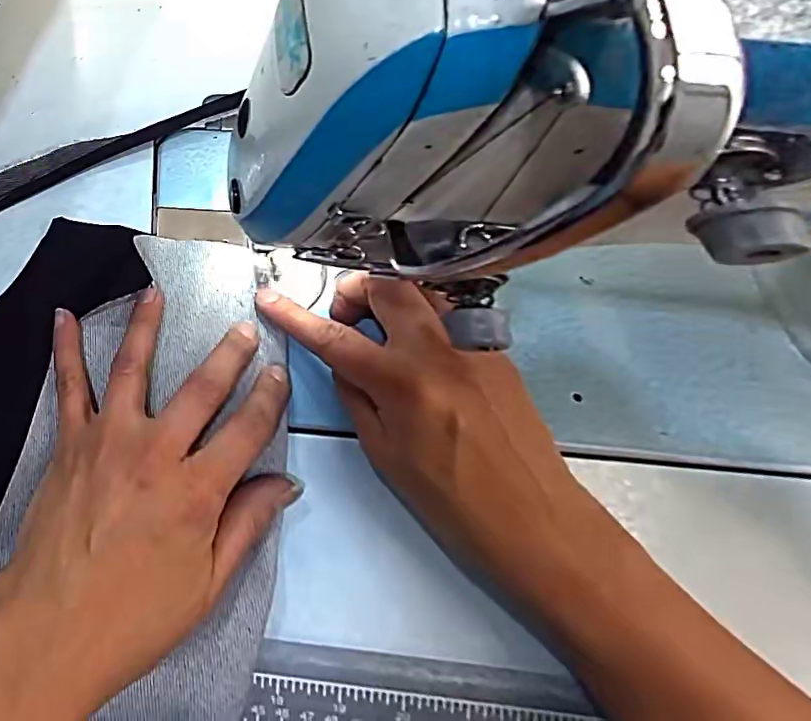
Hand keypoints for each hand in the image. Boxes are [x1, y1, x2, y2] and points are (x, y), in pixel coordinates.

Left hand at [0, 288, 294, 720]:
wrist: (51, 628)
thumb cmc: (131, 616)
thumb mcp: (207, 585)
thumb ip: (247, 525)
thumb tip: (283, 484)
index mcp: (195, 492)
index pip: (246, 429)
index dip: (269, 398)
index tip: (277, 374)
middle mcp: (154, 454)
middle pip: (201, 389)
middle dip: (228, 354)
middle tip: (242, 329)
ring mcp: (109, 440)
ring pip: (133, 368)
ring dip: (146, 326)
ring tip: (156, 294)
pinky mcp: (72, 442)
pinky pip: (69, 385)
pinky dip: (65, 349)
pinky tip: (63, 318)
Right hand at [256, 275, 810, 720]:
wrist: (541, 524)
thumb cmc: (454, 505)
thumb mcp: (385, 455)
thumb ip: (357, 397)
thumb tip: (344, 363)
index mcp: (402, 382)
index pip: (333, 338)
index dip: (294, 315)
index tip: (268, 297)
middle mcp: (437, 349)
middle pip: (386, 286)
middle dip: (355, 291)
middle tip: (346, 321)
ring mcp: (472, 344)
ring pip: (421, 292)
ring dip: (391, 301)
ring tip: (384, 336)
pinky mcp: (496, 350)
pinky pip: (449, 317)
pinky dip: (423, 324)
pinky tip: (426, 363)